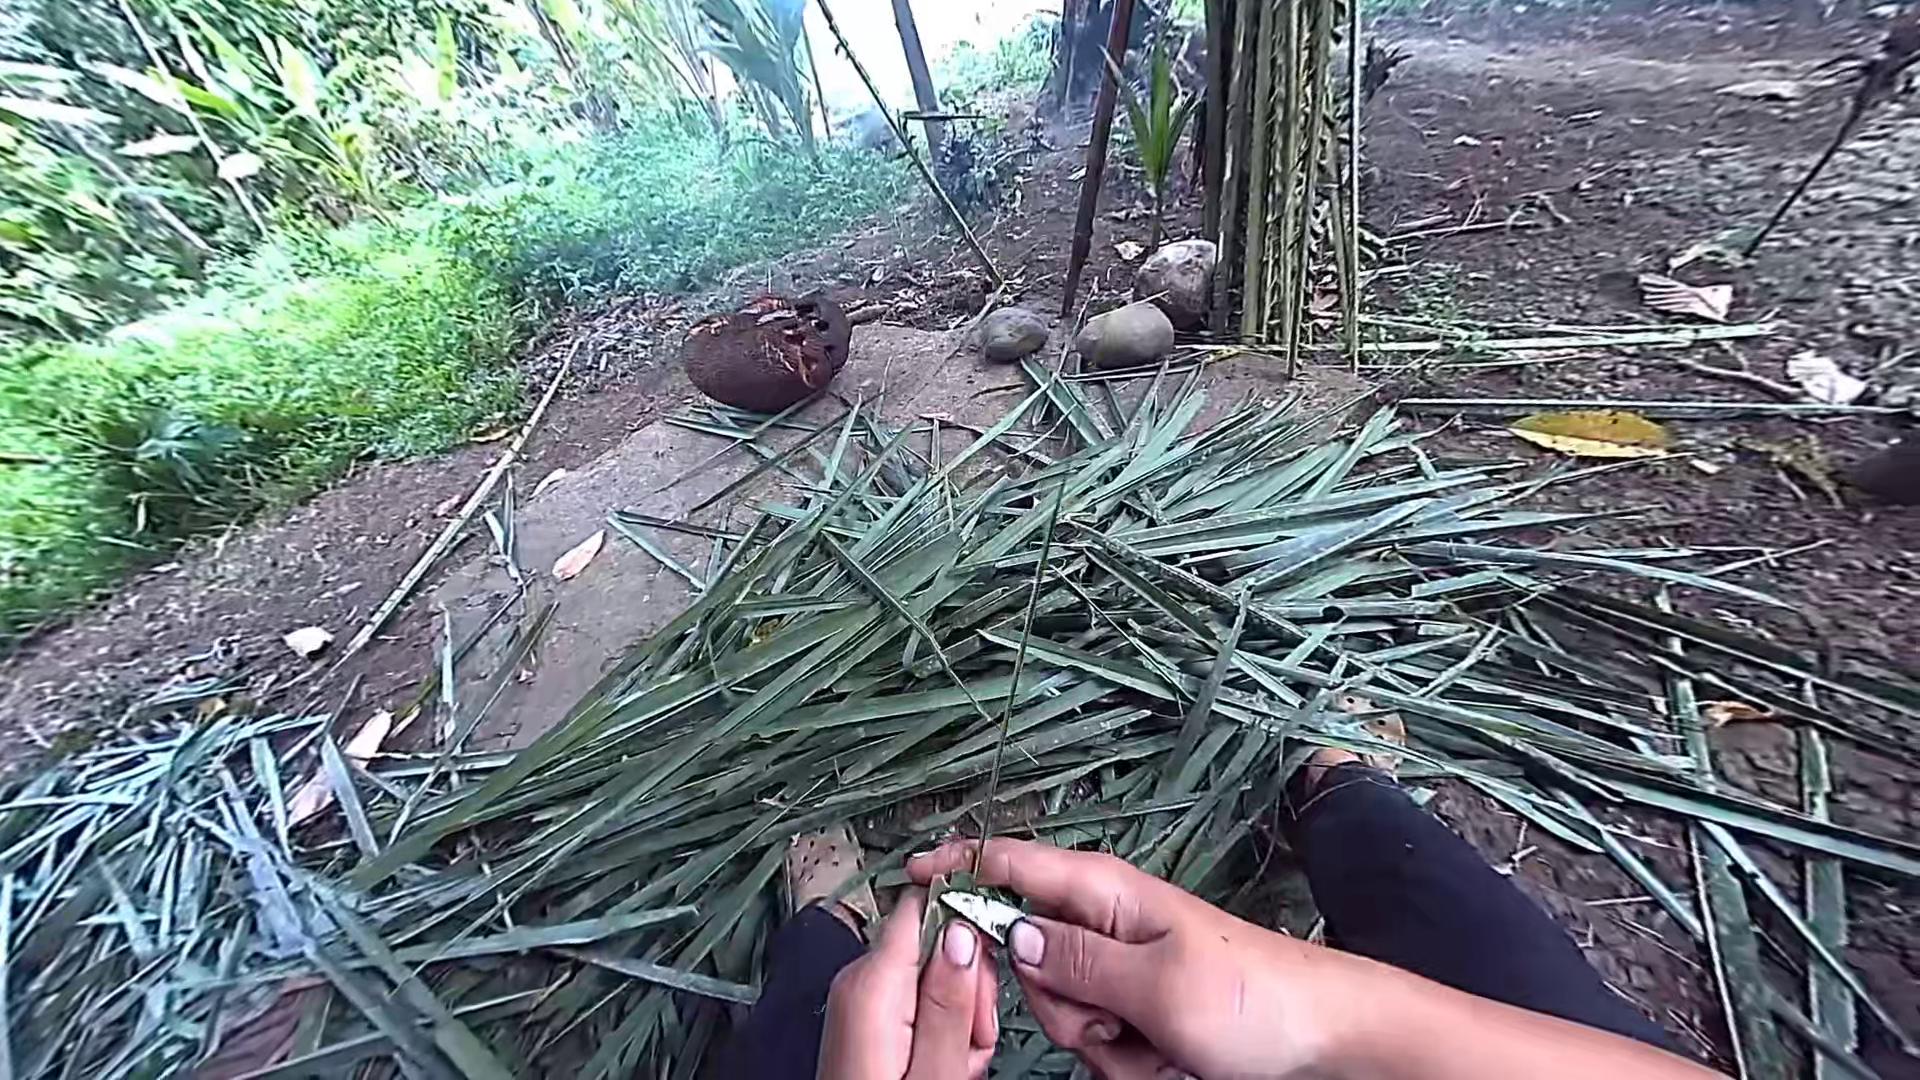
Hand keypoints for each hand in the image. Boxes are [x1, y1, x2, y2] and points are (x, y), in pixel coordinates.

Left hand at [819, 888, 1000, 1079]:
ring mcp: (863, 999)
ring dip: (959, 1012)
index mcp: (870, 984)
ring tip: (956, 1064)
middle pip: (934, 938)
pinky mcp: (871, 1018)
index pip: (924, 903)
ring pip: (935, 970)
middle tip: (971, 1040)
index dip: (964, 922)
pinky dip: (942, 1028)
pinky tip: (943, 1066)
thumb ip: (950, 1001)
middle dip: (966, 982)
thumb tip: (962, 928)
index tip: (985, 965)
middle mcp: (860, 981)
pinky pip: (921, 997)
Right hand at [910, 838, 1356, 1079]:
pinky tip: (1164, 1054)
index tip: (913, 869)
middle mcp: (1097, 915)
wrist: (1316, 1037)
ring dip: (1097, 1035)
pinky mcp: (1126, 994)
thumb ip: (1077, 958)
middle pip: (1027, 949)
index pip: (1012, 860)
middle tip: (1116, 1023)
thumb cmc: (1243, 995)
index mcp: (1100, 888)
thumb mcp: (1158, 984)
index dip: (960, 860)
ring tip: (1156, 1042)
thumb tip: (1011, 930)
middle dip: (1059, 998)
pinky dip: (1121, 1053)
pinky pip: (1090, 1026)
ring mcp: (1111, 956)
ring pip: (1056, 997)